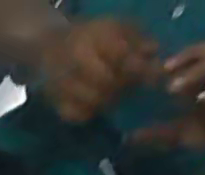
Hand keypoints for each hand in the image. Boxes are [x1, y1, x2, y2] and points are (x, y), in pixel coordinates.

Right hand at [40, 18, 158, 124]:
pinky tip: (94, 105)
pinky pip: (78, 116)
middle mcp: (75, 63)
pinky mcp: (56, 104)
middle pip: (107, 84)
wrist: (49, 48)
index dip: (139, 68)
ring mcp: (63, 86)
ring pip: (94, 102)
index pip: (121, 57)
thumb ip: (135, 38)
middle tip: (129, 86)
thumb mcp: (114, 27)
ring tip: (113, 95)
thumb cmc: (90, 36)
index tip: (154, 76)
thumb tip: (153, 51)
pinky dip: (90, 113)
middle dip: (123, 87)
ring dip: (108, 102)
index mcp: (93, 39)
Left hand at [133, 41, 204, 149]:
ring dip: (197, 70)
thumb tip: (128, 139)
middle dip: (185, 57)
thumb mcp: (181, 133)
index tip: (146, 73)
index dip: (169, 63)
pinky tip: (203, 98)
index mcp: (201, 77)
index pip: (186, 60)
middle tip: (164, 70)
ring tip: (175, 87)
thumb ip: (158, 134)